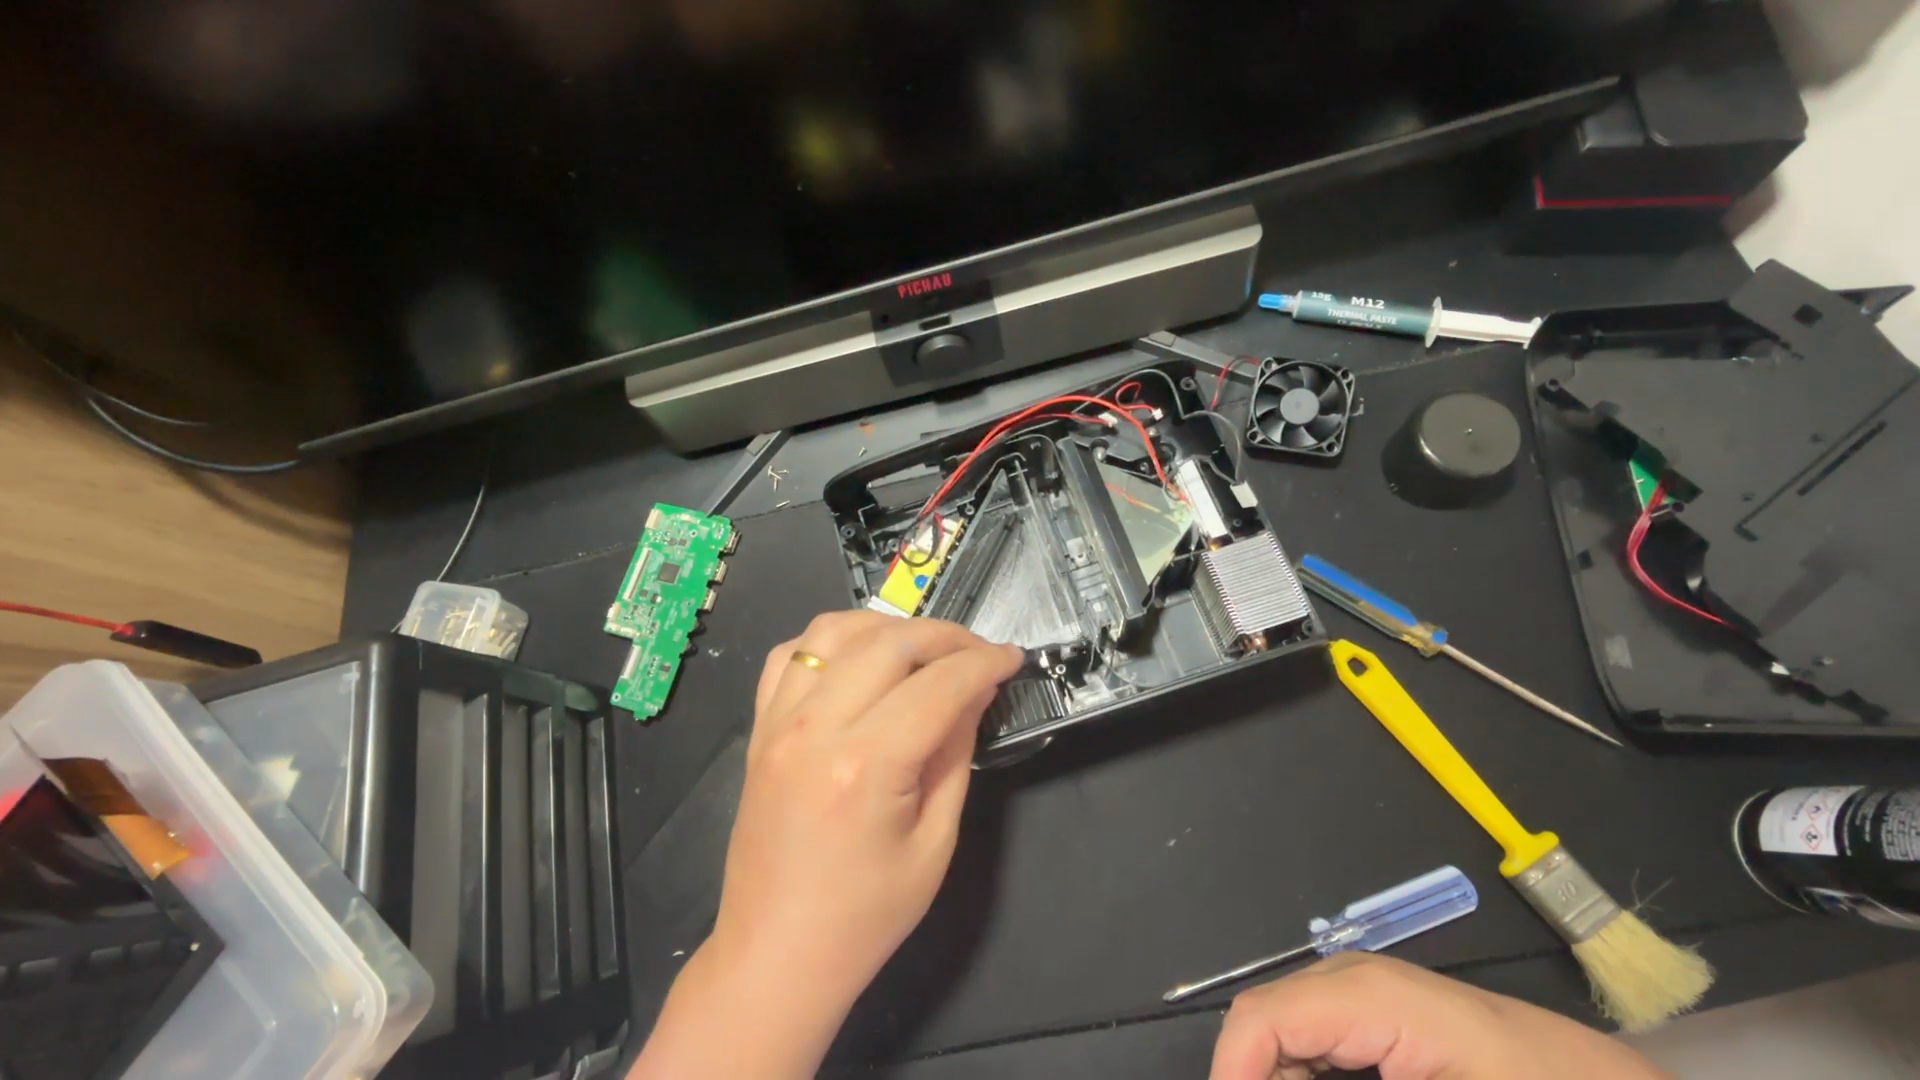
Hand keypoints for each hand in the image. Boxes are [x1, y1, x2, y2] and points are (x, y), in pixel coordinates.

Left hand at [631, 612, 1021, 1079]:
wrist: (777, 953)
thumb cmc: (866, 915)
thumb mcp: (934, 844)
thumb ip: (954, 755)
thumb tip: (974, 693)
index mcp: (866, 766)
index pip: (938, 686)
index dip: (983, 663)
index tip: (1011, 657)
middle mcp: (816, 729)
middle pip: (888, 644)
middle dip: (945, 636)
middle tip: (978, 652)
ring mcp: (778, 724)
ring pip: (832, 632)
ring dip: (886, 627)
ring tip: (922, 648)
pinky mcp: (759, 730)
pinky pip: (789, 656)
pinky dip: (830, 643)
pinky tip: (859, 659)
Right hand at [1211, 954, 1670, 1079]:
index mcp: (1369, 994)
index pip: (1260, 1019)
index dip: (1232, 1073)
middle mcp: (1357, 981)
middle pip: (1265, 1027)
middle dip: (1257, 1076)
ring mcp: (1371, 997)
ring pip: (1287, 1037)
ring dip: (1282, 1076)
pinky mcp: (1385, 1020)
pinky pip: (1320, 1046)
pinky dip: (1309, 1077)